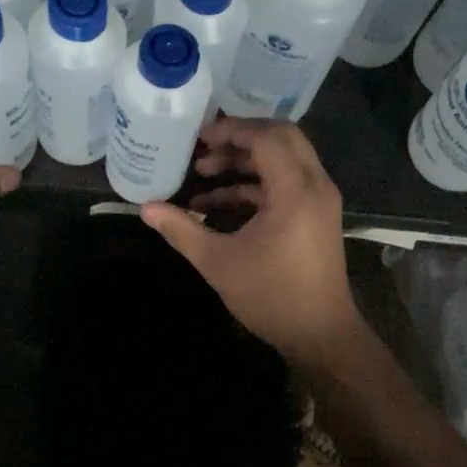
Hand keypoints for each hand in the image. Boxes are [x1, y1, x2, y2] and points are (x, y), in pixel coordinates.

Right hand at [140, 118, 365, 360]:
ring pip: (285, 159)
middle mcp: (315, 185)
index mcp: (295, 190)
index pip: (266, 138)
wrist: (320, 334)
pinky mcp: (318, 214)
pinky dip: (257, 184)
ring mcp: (321, 199)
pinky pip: (288, 182)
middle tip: (204, 148)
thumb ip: (182, 230)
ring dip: (246, 162)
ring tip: (204, 173)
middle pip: (282, 137)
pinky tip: (218, 202)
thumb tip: (145, 208)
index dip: (231, 131)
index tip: (198, 138)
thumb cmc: (271, 297)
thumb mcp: (218, 262)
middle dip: (241, 138)